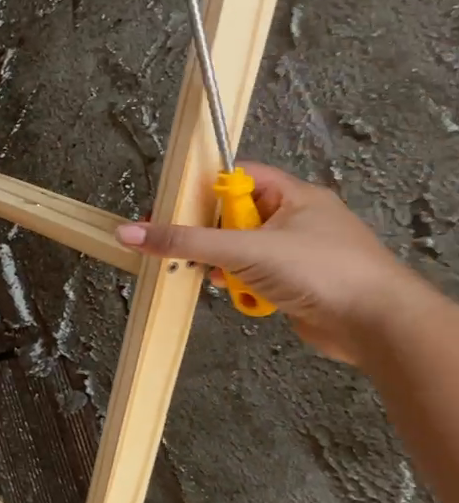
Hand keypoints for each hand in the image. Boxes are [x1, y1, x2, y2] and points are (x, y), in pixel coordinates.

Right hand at [114, 161, 421, 364]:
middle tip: (175, 244)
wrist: (376, 324)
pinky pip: (246, 271)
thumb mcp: (245, 250)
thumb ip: (184, 241)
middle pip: (228, 215)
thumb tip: (127, 232)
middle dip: (201, 233)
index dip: (200, 188)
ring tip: (209, 272)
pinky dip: (234, 280)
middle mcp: (294, 219)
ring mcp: (293, 251)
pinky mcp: (290, 279)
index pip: (236, 177)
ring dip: (216, 261)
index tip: (166, 207)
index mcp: (294, 197)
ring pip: (233, 246)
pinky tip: (233, 290)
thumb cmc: (322, 272)